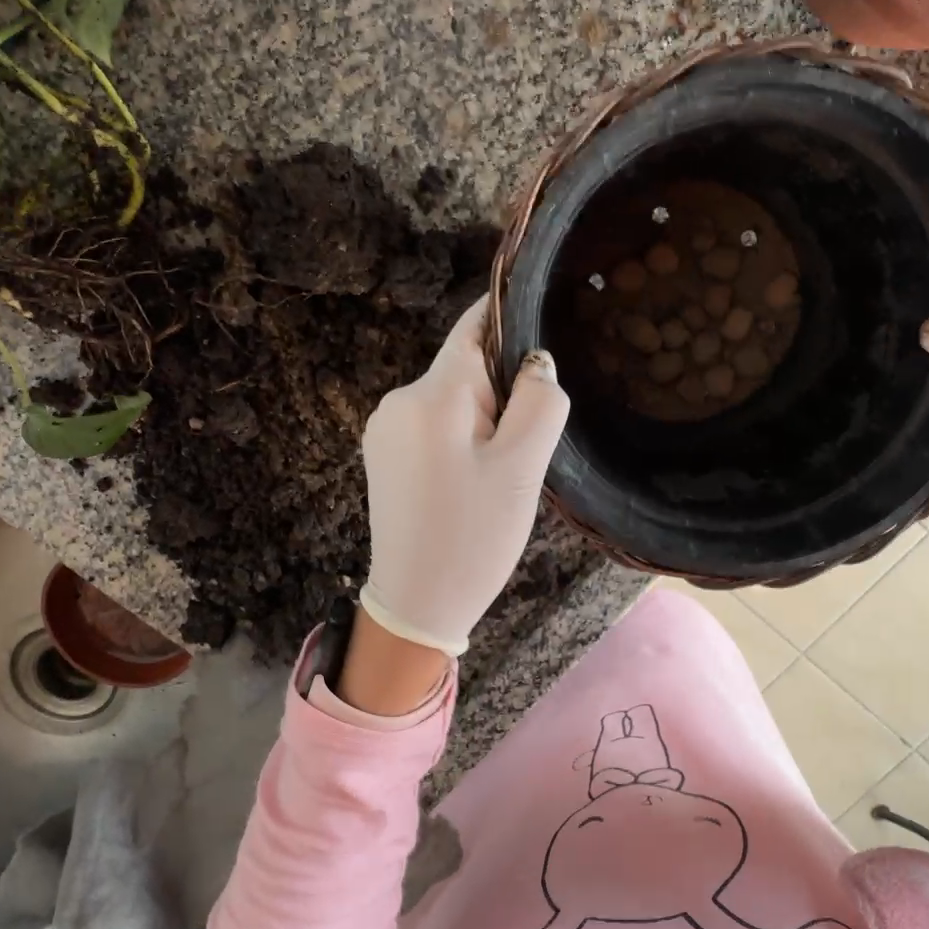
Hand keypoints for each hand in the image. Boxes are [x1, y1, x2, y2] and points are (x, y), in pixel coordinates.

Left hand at [359, 299, 570, 658]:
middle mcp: (399, 401)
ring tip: (500, 475)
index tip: (543, 327)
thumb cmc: (474, 538)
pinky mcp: (385, 456)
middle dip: (503, 392)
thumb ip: (538, 402)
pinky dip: (463, 439)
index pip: (474, 328)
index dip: (510, 321)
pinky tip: (472, 482)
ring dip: (485, 420)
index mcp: (432, 396)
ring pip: (453, 400)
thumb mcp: (522, 469)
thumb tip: (537, 363)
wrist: (415, 606)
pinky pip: (435, 426)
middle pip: (466, 368)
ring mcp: (385, 430)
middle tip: (526, 447)